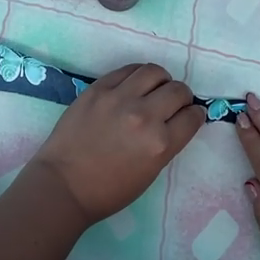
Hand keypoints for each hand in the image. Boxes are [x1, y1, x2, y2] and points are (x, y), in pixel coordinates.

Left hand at [28, 63, 204, 224]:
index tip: (191, 114)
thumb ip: (165, 143)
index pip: (191, 117)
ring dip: (162, 80)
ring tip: (155, 88)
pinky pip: (127, 70)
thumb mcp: (149, 172)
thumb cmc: (109, 190)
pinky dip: (137, 74)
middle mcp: (144, 116)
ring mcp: (119, 98)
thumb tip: (174, 121)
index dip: (195, 114)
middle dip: (182, 96)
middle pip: (177, 90)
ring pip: (154, 71)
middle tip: (175, 101)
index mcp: (160, 145)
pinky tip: (136, 83)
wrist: (65, 184)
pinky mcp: (99, 88)